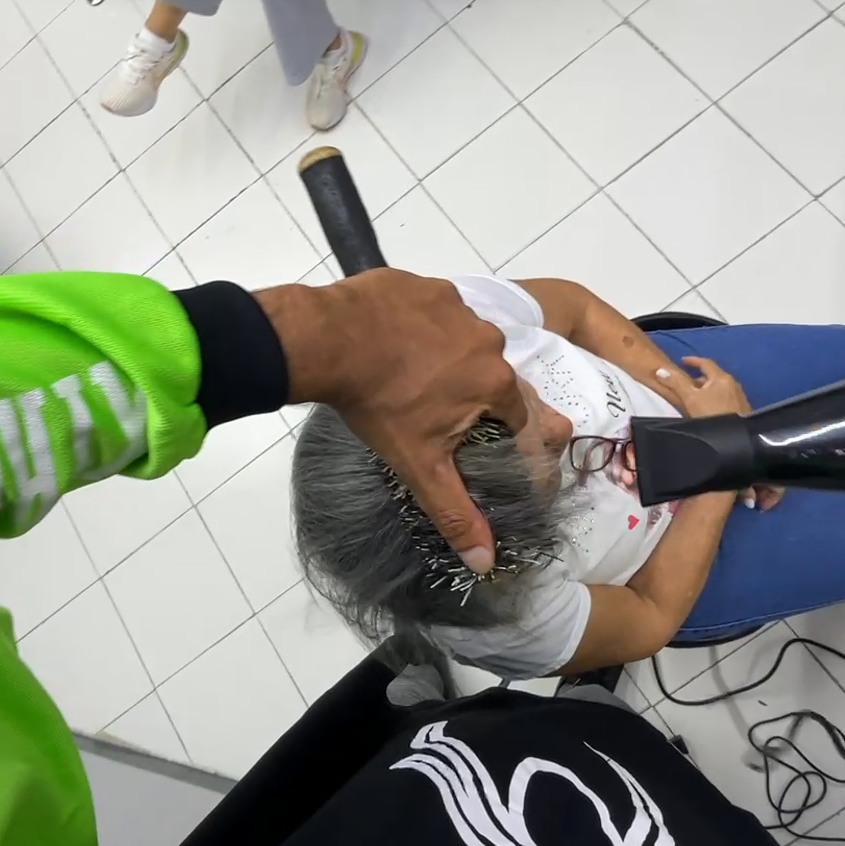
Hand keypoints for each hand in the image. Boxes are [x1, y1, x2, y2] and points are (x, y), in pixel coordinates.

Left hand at [257, 270, 528, 574]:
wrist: (328, 340)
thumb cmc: (379, 404)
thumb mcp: (419, 463)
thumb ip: (455, 511)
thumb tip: (487, 562)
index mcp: (495, 381)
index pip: (516, 416)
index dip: (497, 433)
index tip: (471, 438)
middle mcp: (487, 337)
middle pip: (489, 375)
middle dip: (467, 393)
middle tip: (428, 405)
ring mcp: (456, 303)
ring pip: (462, 339)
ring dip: (445, 357)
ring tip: (408, 373)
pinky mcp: (425, 283)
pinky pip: (433, 309)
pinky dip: (420, 326)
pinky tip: (393, 339)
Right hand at [667, 356, 750, 418]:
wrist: (735, 438)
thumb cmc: (712, 414)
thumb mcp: (690, 398)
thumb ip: (676, 383)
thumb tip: (661, 370)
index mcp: (721, 378)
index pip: (705, 363)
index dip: (692, 361)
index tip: (681, 361)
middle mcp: (733, 384)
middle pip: (712, 376)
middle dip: (698, 378)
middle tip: (684, 384)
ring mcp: (738, 397)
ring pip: (718, 388)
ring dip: (705, 390)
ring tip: (694, 397)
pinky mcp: (741, 409)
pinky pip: (724, 398)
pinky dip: (713, 398)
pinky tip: (707, 409)